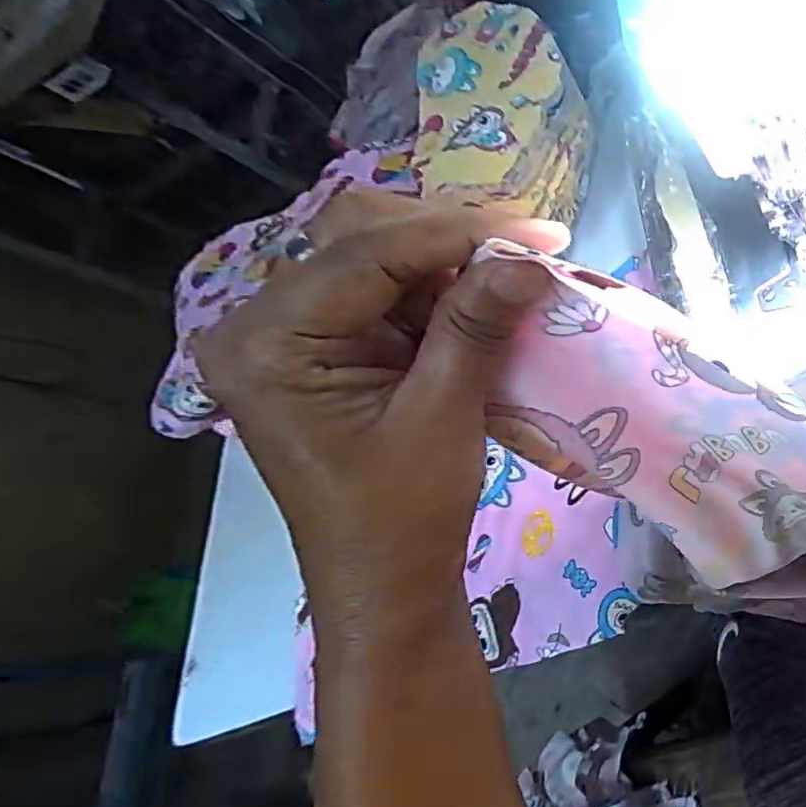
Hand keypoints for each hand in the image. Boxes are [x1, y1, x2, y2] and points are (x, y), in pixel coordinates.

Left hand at [194, 189, 566, 645]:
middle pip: (361, 240)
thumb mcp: (443, 416)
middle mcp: (268, 323)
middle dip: (451, 237)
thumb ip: (475, 329)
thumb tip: (528, 261)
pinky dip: (446, 291)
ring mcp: (299, 334)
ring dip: (454, 261)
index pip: (366, 256)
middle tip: (530, 246)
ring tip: (519, 268)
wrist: (386, 575)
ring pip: (381, 259)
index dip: (458, 234)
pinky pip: (391, 295)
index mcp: (270, 343)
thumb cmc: (403, 512)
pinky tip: (489, 295)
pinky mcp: (334, 348)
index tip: (537, 231)